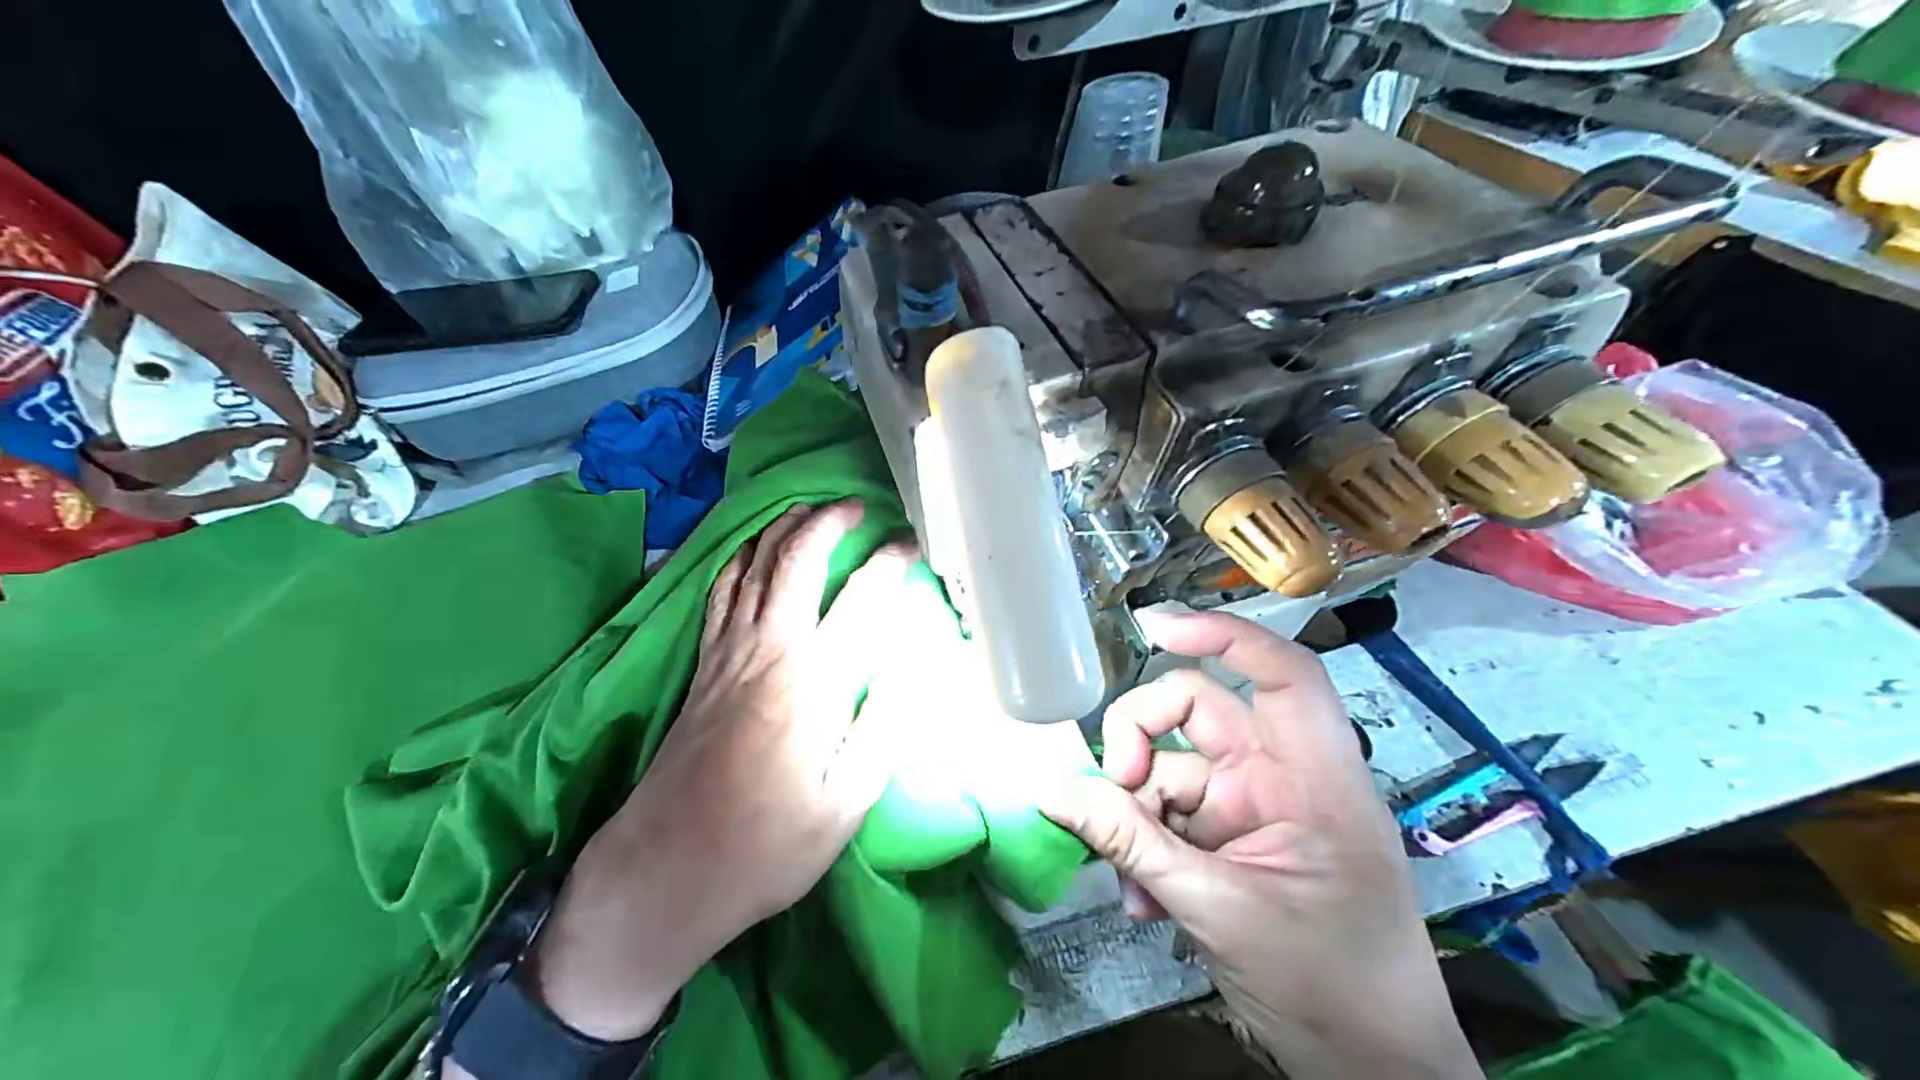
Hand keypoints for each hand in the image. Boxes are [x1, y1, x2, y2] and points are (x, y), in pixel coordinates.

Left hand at [525, 500, 909, 1040]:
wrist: (663, 872)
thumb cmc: (765, 846)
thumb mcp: (845, 806)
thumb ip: (884, 730)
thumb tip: (913, 668)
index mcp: (812, 685)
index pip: (861, 600)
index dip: (891, 563)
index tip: (914, 547)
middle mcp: (766, 653)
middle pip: (794, 561)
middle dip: (828, 521)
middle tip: (858, 507)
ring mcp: (726, 655)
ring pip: (752, 566)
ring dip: (782, 528)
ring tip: (809, 509)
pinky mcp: (701, 668)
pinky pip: (719, 593)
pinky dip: (739, 559)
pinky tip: (750, 551)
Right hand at [1040, 611, 1481, 1079]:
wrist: (1370, 1075)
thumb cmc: (1329, 986)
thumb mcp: (1219, 910)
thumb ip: (1132, 844)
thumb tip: (1054, 791)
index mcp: (1314, 776)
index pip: (1281, 673)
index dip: (1223, 636)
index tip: (1155, 628)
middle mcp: (1280, 776)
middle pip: (1196, 711)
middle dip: (1141, 741)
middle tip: (1113, 787)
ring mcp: (1250, 808)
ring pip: (1168, 769)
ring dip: (1135, 816)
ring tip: (1131, 883)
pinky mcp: (1226, 841)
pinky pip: (1166, 818)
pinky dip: (1144, 849)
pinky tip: (1145, 902)